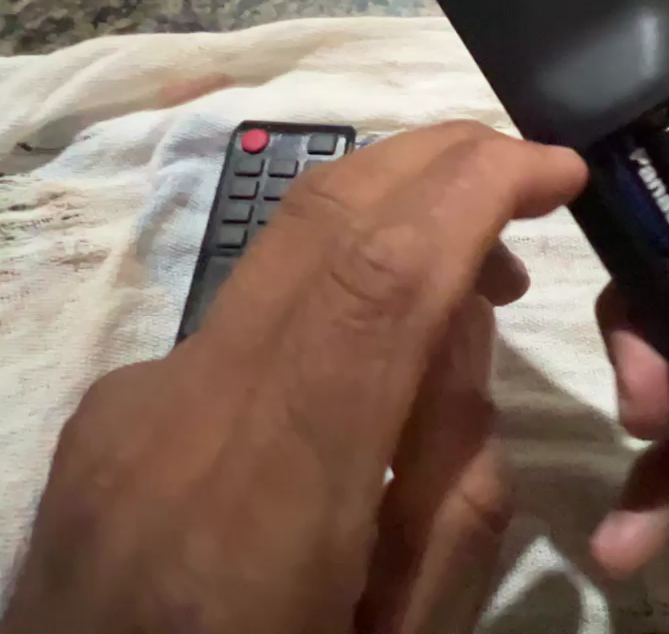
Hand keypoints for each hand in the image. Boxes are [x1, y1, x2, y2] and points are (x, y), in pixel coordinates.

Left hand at [0, 122, 586, 633]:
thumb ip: (457, 482)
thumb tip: (459, 321)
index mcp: (262, 510)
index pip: (377, 279)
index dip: (472, 191)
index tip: (554, 168)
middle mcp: (180, 418)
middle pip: (322, 214)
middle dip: (439, 158)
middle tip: (522, 174)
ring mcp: (130, 397)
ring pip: (287, 239)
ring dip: (398, 215)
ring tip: (470, 273)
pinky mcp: (114, 397)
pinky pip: (257, 300)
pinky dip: (341, 279)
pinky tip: (368, 351)